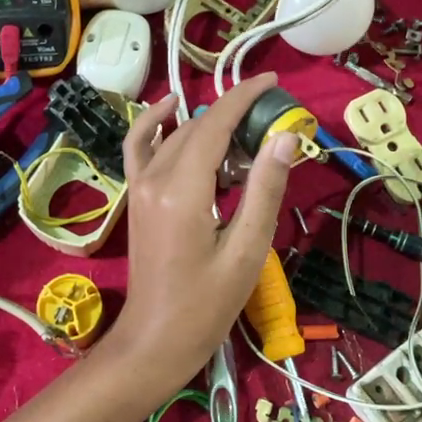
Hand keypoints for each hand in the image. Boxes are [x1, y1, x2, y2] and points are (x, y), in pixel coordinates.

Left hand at [98, 74, 298, 396]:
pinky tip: (172, 110)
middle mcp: (155, 178)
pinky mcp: (136, 198)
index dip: (244, 97)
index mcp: (183, 190)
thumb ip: (264, 190)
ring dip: (209, 125)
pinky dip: (154, 124)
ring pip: (175, 136)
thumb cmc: (206, 306)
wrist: (155, 341)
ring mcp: (140, 187)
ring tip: (247, 135)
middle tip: (275, 122)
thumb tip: (285, 138)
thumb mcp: (247, 250)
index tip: (274, 81)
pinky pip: (140, 147)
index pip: (215, 124)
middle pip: (197, 128)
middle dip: (235, 114)